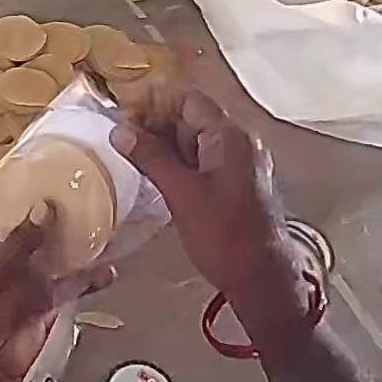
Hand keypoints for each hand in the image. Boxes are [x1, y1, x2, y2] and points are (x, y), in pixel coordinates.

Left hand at [0, 205, 115, 381]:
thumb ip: (19, 242)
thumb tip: (45, 207)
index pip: (7, 220)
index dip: (25, 200)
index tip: (50, 176)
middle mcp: (11, 264)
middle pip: (38, 236)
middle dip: (58, 218)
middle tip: (85, 193)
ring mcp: (33, 284)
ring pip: (59, 258)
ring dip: (78, 245)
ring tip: (104, 224)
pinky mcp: (51, 304)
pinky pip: (73, 285)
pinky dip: (91, 278)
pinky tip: (110, 269)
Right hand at [111, 90, 305, 327]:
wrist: (261, 280)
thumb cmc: (223, 235)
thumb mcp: (181, 193)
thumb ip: (151, 158)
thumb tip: (120, 131)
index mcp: (230, 138)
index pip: (189, 101)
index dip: (155, 101)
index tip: (124, 109)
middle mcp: (239, 143)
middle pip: (192, 119)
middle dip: (156, 123)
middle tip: (121, 134)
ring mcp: (238, 164)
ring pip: (196, 141)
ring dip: (164, 143)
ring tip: (130, 151)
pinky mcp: (234, 184)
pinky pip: (202, 161)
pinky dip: (177, 161)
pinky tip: (153, 171)